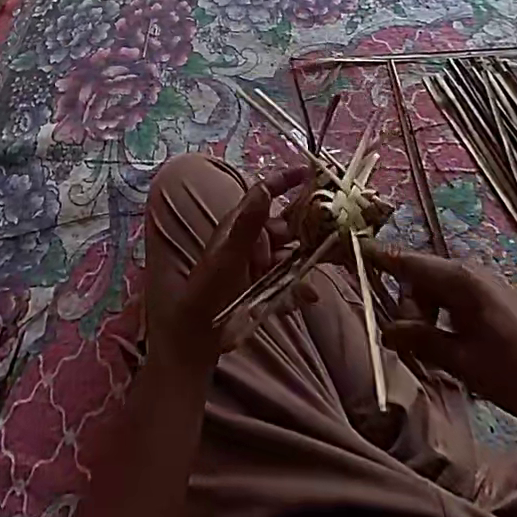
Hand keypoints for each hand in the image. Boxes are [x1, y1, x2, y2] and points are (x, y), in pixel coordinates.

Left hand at [148, 164, 310, 368]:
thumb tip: (264, 188)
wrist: (191, 344)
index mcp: (234, 227)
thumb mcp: (226, 259)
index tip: (310, 173)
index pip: (263, 194)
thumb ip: (246, 226)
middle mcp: (245, 241)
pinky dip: (298, 287)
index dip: (285, 181)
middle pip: (282, 224)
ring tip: (318, 267)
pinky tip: (308, 297)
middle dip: (303, 227)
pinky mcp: (260, 287)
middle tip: (325, 234)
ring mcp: (253, 265)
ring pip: (287, 253)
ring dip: (303, 259)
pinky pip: (286, 281)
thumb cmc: (202, 298)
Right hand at [364, 243, 516, 438]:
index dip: (381, 258)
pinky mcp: (497, 305)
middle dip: (410, 307)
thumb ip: (421, 340)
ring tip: (436, 354)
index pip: (410, 263)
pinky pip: (457, 303)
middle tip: (412, 344)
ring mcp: (487, 288)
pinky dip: (446, 321)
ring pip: (438, 293)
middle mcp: (472, 275)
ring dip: (428, 317)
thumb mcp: (464, 362)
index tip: (355, 250)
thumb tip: (386, 331)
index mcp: (462, 280)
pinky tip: (454, 350)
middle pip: (422, 279)